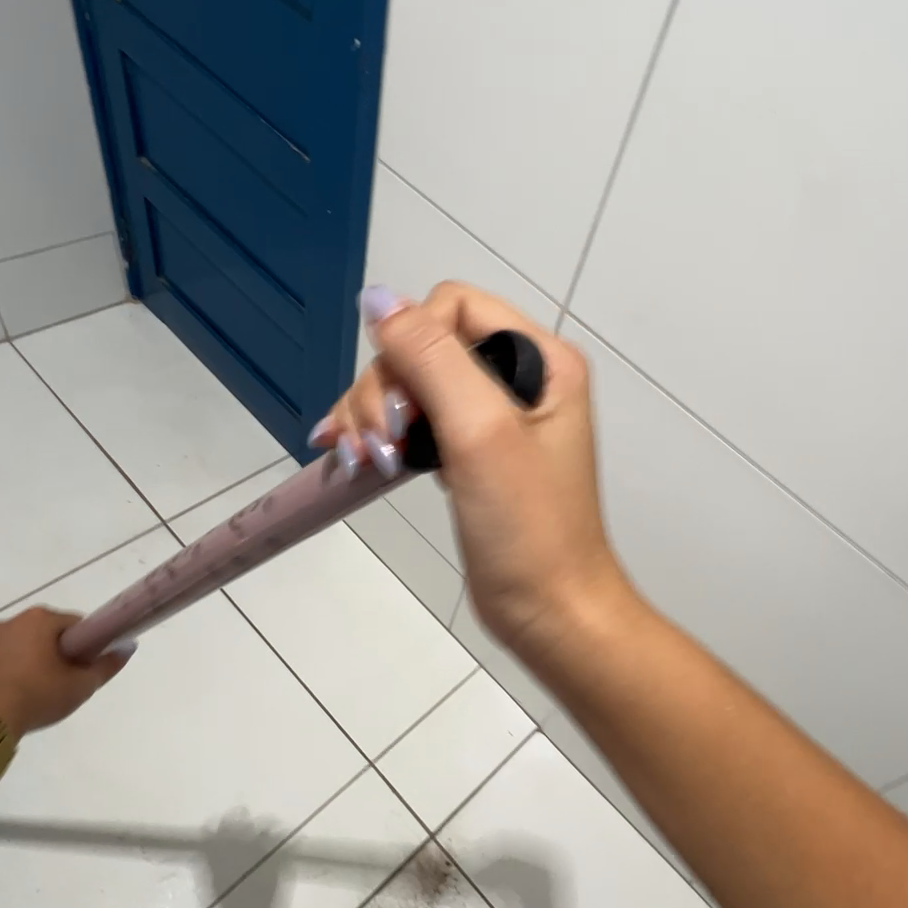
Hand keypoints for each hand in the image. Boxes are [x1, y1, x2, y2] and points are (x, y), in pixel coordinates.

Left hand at [0, 607, 130, 732]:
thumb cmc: (35, 695)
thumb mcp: (81, 685)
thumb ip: (108, 665)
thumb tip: (129, 646)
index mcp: (40, 620)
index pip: (75, 624)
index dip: (86, 644)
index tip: (86, 666)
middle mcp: (9, 623)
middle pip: (44, 635)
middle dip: (55, 654)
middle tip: (64, 682)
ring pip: (17, 650)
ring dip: (28, 665)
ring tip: (34, 695)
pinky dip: (4, 677)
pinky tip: (9, 701)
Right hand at [315, 281, 637, 657]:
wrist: (549, 610)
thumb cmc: (528, 527)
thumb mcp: (481, 432)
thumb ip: (431, 358)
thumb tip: (376, 297)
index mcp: (542, 359)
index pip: (454, 307)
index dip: (413, 342)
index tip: (401, 408)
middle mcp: (521, 377)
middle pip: (426, 346)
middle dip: (387, 389)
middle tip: (376, 446)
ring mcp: (495, 417)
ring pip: (413, 383)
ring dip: (375, 414)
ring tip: (359, 460)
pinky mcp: (472, 453)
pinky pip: (417, 421)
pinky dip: (384, 435)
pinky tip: (358, 458)